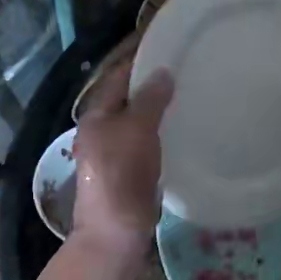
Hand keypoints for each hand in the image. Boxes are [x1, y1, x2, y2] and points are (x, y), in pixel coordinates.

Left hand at [69, 59, 172, 252]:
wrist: (117, 228)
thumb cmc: (123, 172)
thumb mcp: (137, 129)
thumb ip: (150, 99)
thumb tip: (163, 72)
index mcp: (95, 116)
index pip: (116, 78)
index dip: (138, 63)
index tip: (166, 51)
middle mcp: (99, 130)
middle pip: (126, 100)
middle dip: (150, 87)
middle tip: (183, 74)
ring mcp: (112, 152)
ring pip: (137, 122)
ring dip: (157, 111)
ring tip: (186, 99)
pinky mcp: (127, 171)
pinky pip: (145, 142)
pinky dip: (160, 132)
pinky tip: (179, 132)